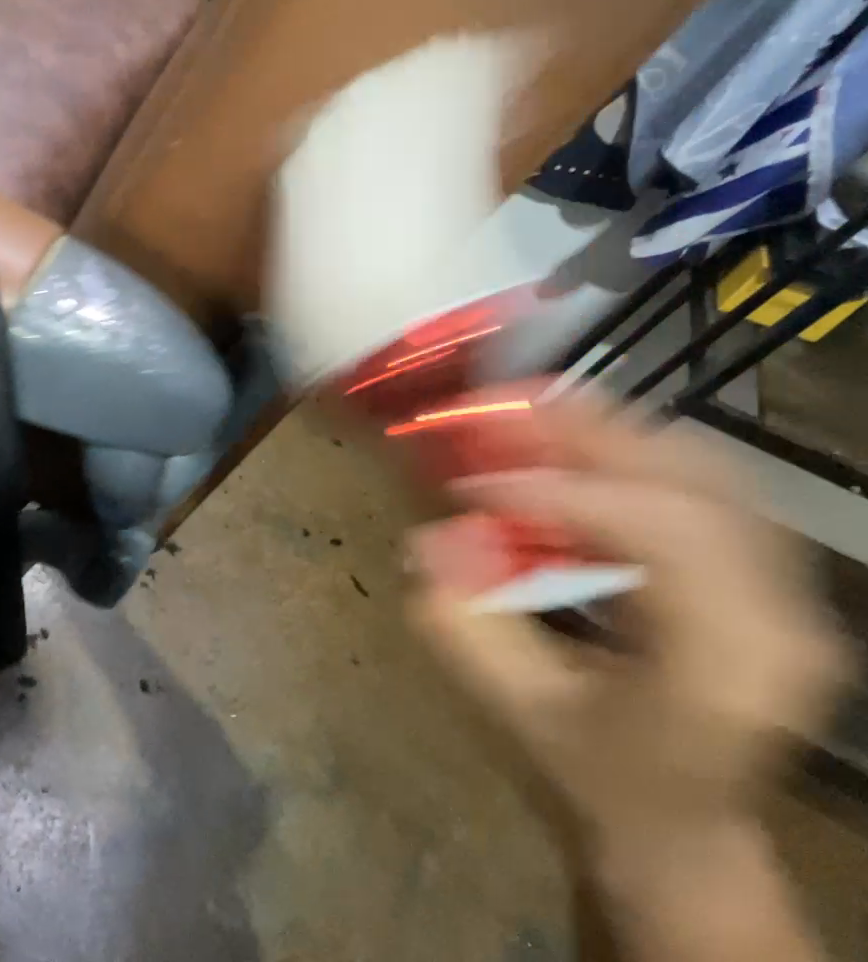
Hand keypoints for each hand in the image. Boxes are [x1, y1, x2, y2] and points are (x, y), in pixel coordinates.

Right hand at [408, 389, 850, 849]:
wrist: (681, 816)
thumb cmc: (596, 772)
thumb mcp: (514, 708)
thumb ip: (464, 626)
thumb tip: (429, 541)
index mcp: (726, 660)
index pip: (660, 534)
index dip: (558, 494)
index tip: (469, 488)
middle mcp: (781, 612)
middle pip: (698, 482)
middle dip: (587, 431)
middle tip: (495, 402)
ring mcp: (788, 588)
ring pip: (709, 471)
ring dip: (610, 431)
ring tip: (524, 410)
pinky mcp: (765, 572)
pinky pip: (702, 486)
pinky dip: (628, 455)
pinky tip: (568, 449)